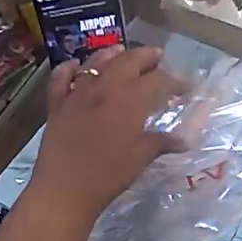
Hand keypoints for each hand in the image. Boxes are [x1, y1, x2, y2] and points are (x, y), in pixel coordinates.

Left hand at [28, 46, 186, 223]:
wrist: (64, 189)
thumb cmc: (108, 176)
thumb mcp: (140, 159)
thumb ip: (161, 143)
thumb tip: (184, 141)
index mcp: (130, 101)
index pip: (158, 81)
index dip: (174, 82)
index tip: (185, 88)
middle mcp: (105, 89)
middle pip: (128, 62)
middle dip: (145, 57)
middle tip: (157, 57)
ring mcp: (77, 93)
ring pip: (95, 63)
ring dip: (111, 54)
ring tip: (121, 51)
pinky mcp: (56, 104)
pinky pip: (61, 78)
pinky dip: (69, 68)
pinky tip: (74, 65)